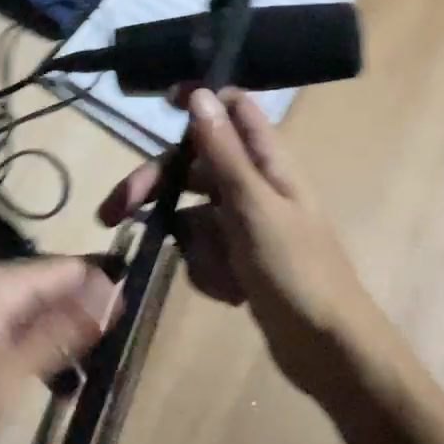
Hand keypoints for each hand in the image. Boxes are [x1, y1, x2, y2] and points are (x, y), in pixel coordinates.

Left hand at [0, 258, 115, 443]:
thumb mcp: (4, 379)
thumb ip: (59, 330)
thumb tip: (110, 287)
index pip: (66, 266)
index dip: (100, 288)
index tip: (127, 321)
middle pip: (42, 288)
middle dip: (75, 318)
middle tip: (102, 360)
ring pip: (17, 314)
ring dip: (48, 341)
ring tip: (71, 380)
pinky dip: (16, 353)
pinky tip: (24, 384)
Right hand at [98, 88, 381, 398]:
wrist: (328, 350)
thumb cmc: (296, 270)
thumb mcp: (253, 206)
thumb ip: (223, 151)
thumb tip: (199, 93)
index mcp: (268, 160)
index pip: (232, 108)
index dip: (199, 100)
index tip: (161, 106)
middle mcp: (255, 183)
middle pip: (194, 165)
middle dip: (158, 187)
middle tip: (115, 212)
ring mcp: (246, 223)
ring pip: (193, 213)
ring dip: (196, 246)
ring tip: (222, 276)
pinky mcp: (240, 258)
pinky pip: (203, 250)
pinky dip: (210, 270)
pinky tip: (233, 294)